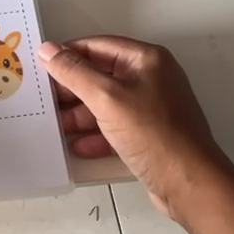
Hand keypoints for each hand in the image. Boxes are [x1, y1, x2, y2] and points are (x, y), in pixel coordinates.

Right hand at [39, 36, 231, 221]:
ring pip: (107, 102)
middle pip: (101, 75)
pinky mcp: (152, 133)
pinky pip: (118, 125)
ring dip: (82, 114)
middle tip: (47, 100)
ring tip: (58, 126)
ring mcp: (153, 107)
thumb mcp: (106, 98)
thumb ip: (73, 72)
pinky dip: (98, 133)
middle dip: (73, 89)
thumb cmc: (153, 134)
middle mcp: (151, 78)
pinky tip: (80, 145)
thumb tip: (47, 49)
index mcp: (146, 59)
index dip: (68, 55)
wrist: (192, 187)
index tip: (42, 67)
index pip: (97, 46)